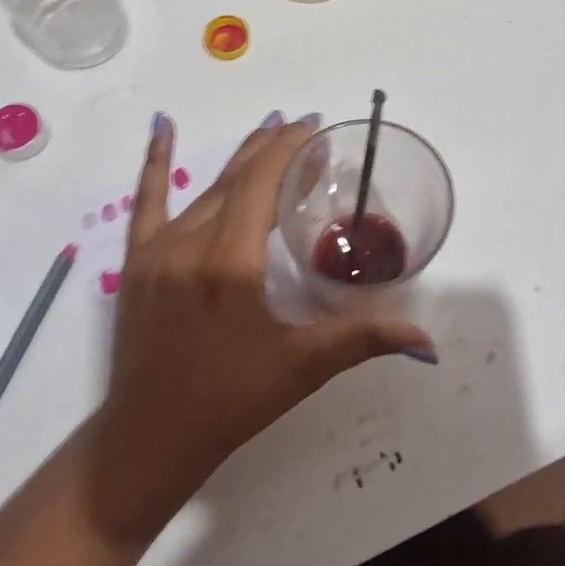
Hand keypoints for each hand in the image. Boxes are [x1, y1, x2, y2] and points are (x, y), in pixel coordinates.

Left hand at [82, 112, 435, 550]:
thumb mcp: (301, 367)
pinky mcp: (137, 263)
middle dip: (273, 149)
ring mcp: (158, 251)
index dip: (289, 149)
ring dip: (240, 160)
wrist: (149, 439)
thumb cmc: (230, 401)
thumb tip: (427, 342)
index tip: (315, 127)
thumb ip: (364, 340)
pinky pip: (147, 201)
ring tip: (268, 132)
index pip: (262, 183)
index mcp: (231, 262)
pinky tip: (162, 126)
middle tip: (304, 129)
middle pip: (237, 179)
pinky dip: (156, 162)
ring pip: (205, 189)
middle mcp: (192, 244)